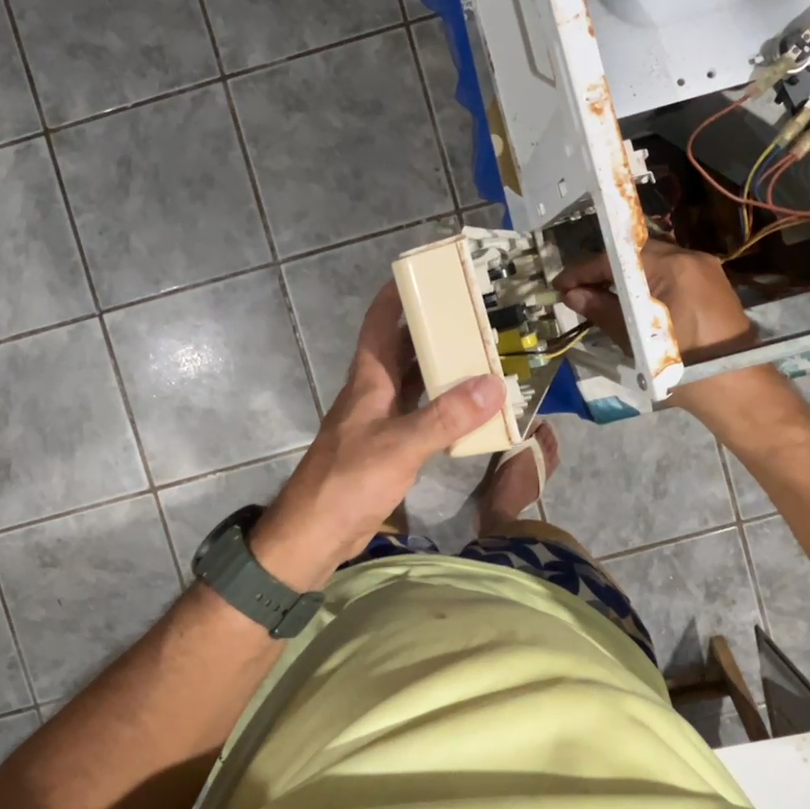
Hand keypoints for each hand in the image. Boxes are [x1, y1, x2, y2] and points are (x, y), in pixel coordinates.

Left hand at [253, 283, 504, 588]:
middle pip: (404, 349)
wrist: (314, 535)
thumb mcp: (400, 445)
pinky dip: (446, 408)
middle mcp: (374, 393)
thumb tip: (494, 383)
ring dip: (444, 369)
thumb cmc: (349, 481)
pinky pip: (422, 415)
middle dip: (435, 329)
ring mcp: (381, 421)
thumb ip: (446, 416)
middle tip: (477, 314)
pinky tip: (473, 409)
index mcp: (369, 380)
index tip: (430, 273)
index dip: (399, 294)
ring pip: (416, 383)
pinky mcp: (389, 449)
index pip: (381, 323)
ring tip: (485, 354)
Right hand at [555, 240, 787, 419]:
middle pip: (635, 252)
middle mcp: (689, 256)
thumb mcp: (638, 340)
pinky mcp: (712, 281)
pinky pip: (670, 271)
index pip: (616, 257)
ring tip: (599, 295)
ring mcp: (704, 267)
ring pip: (652, 260)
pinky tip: (631, 299)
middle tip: (576, 290)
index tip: (560, 285)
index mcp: (671, 267)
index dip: (583, 270)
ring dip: (624, 274)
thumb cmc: (685, 366)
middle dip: (602, 268)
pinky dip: (646, 280)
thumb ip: (603, 311)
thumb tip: (573, 295)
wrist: (738, 387)